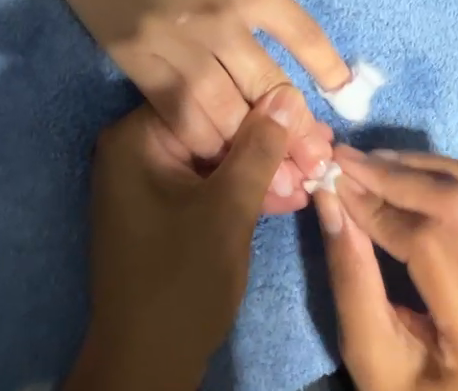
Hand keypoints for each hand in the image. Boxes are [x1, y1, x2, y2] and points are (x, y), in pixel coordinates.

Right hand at [32, 0, 347, 199]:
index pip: (302, 33)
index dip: (328, 67)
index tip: (341, 90)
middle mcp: (218, 20)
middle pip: (267, 87)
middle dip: (294, 128)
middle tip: (311, 159)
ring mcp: (174, 44)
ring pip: (222, 110)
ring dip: (247, 142)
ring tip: (268, 169)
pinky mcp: (134, 60)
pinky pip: (173, 110)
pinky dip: (196, 136)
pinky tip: (210, 152)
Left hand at [67, 90, 302, 390]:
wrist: (147, 363)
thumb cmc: (182, 279)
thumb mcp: (228, 209)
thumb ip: (259, 149)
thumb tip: (286, 94)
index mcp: (136, 136)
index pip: (208, 99)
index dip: (264, 108)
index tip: (311, 120)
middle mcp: (135, 147)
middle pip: (214, 128)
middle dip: (269, 142)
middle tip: (322, 147)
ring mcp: (148, 178)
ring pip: (216, 158)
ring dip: (264, 168)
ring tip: (317, 169)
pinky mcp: (163, 206)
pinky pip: (208, 183)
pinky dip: (244, 189)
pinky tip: (292, 193)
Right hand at [313, 148, 457, 390]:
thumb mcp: (368, 354)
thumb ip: (350, 273)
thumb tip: (327, 194)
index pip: (430, 240)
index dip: (377, 201)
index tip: (333, 177)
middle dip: (396, 173)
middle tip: (347, 160)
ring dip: (425, 166)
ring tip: (374, 164)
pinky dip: (451, 177)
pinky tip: (411, 177)